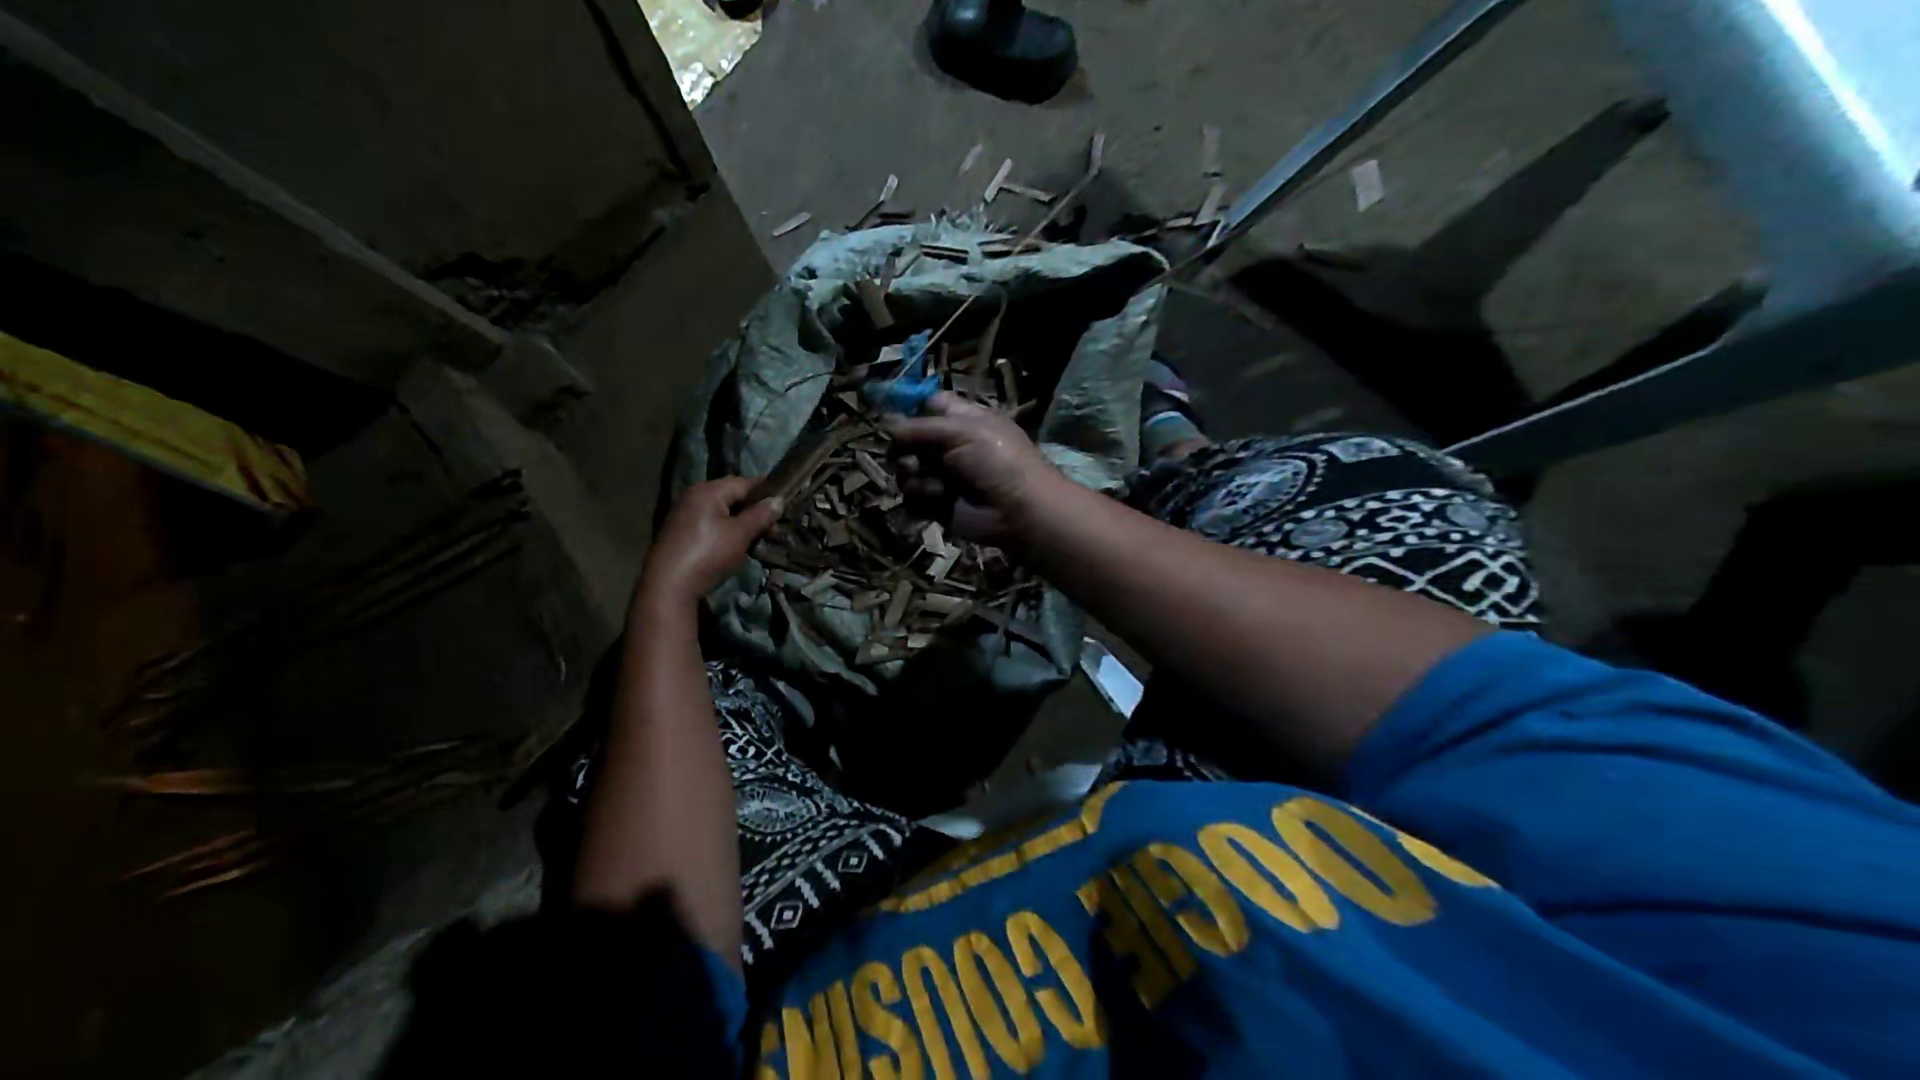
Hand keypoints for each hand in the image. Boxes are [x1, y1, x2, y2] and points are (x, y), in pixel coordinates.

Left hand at [638, 477, 782, 607]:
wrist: (669, 586)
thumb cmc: (708, 554)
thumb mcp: (740, 534)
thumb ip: (760, 515)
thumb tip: (779, 500)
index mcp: (708, 490)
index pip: (745, 482)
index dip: (767, 493)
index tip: (787, 506)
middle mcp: (694, 496)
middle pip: (733, 496)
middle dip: (755, 510)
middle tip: (773, 529)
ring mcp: (686, 514)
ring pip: (724, 512)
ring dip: (743, 523)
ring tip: (760, 540)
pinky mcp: (683, 533)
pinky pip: (712, 524)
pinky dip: (728, 531)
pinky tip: (738, 546)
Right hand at [884, 392, 1059, 542]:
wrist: (1019, 510)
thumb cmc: (997, 461)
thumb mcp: (961, 431)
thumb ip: (920, 428)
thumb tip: (886, 426)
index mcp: (962, 420)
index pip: (929, 406)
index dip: (909, 408)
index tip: (890, 414)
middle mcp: (950, 446)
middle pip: (910, 440)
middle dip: (905, 449)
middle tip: (914, 459)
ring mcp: (943, 476)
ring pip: (906, 470)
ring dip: (913, 476)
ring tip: (934, 484)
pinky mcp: (938, 504)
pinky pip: (912, 498)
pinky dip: (921, 498)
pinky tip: (939, 499)